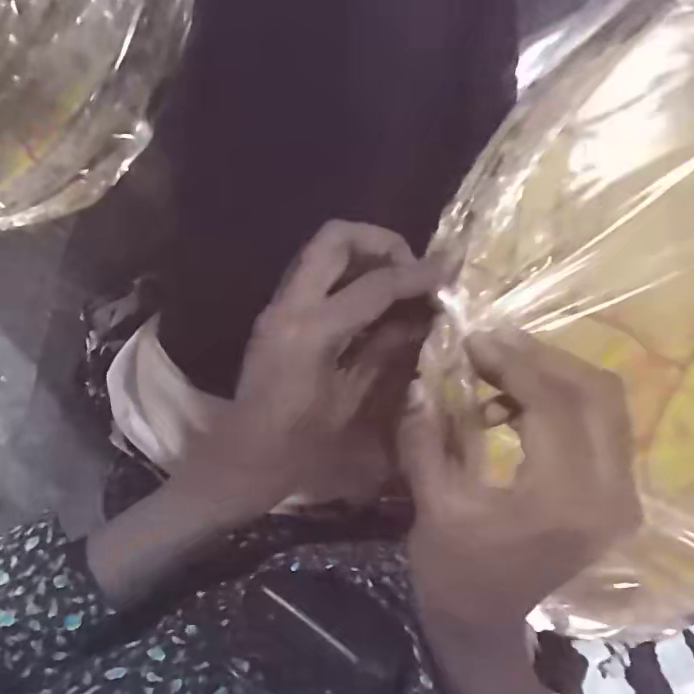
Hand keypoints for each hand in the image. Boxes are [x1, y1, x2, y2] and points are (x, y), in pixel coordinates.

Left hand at [179, 220, 441, 516]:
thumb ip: (387, 350)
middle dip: (381, 243)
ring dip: (361, 257)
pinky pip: (312, 277)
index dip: (417, 275)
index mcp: (312, 331)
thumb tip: (421, 317)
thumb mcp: (352, 399)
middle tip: (410, 270)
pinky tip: (370, 305)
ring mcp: (276, 307)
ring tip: (394, 285)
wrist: (245, 455)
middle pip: (335, 238)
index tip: (448, 271)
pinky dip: (344, 277)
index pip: (375, 284)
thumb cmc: (300, 443)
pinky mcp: (273, 316)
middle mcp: (289, 306)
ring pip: (320, 251)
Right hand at [397, 330, 638, 693]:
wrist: (482, 622)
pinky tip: (516, 401)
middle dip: (542, 358)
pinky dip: (562, 401)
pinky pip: (601, 427)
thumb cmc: (452, 570)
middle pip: (598, 394)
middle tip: (491, 343)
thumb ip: (427, 440)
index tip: (474, 339)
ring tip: (501, 364)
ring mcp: (621, 496)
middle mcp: (610, 494)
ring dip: (555, 375)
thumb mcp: (433, 505)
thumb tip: (419, 383)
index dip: (514, 363)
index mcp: (564, 499)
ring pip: (607, 406)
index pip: (555, 404)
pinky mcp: (615, 496)